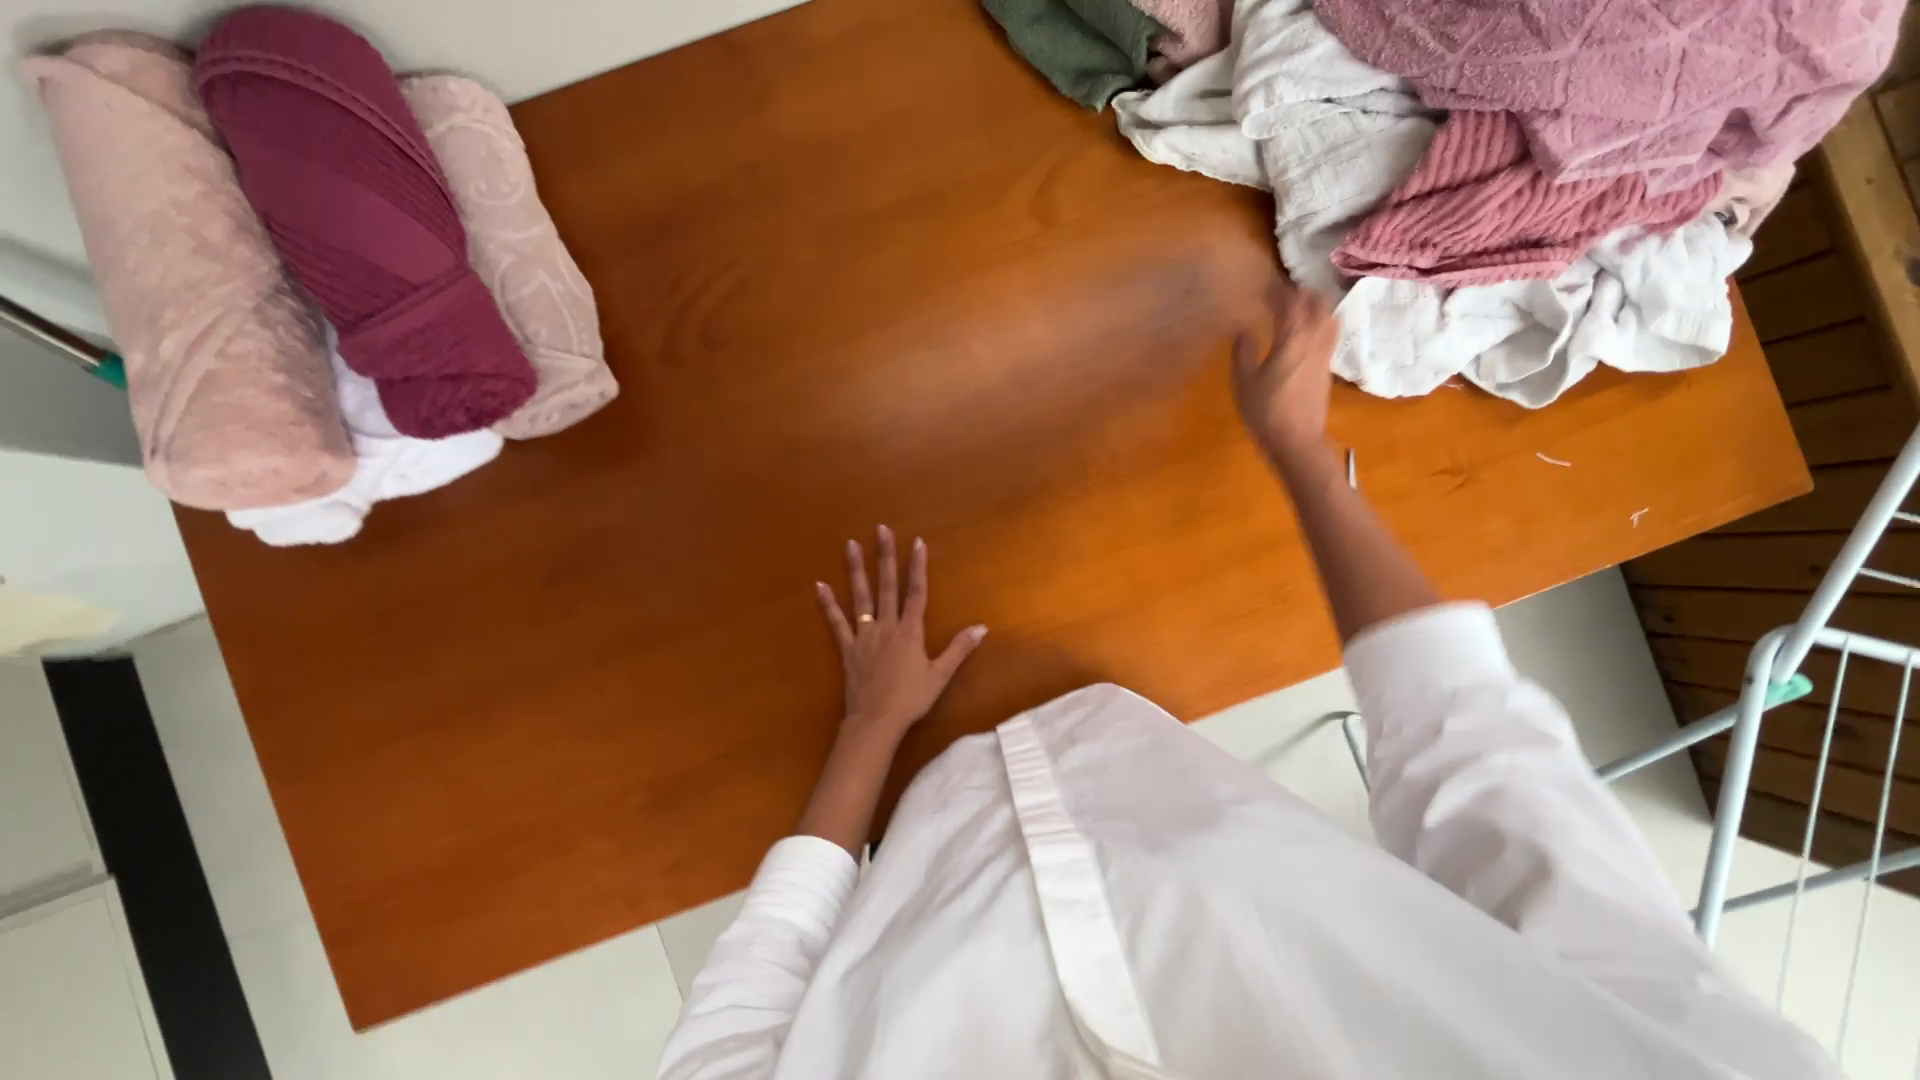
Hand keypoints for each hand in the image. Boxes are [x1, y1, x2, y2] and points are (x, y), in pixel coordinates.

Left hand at [816, 526, 987, 745]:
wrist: (876, 720)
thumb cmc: (911, 699)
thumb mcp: (940, 675)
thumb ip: (959, 649)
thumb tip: (981, 627)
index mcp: (910, 632)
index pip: (916, 592)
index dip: (917, 566)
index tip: (917, 542)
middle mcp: (886, 626)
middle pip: (887, 585)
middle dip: (886, 556)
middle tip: (881, 529)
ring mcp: (864, 635)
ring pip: (860, 596)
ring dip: (856, 569)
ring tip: (851, 544)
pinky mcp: (848, 648)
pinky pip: (836, 622)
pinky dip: (828, 604)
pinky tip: (820, 585)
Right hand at [1231, 277, 1339, 464]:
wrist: (1296, 440)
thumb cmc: (1265, 412)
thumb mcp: (1243, 382)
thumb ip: (1243, 352)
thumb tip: (1245, 331)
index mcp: (1291, 339)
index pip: (1288, 303)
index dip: (1277, 292)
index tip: (1264, 288)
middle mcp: (1313, 340)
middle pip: (1316, 304)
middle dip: (1301, 294)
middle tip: (1283, 295)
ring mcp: (1324, 353)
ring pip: (1328, 317)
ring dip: (1314, 307)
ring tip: (1298, 309)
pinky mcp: (1327, 367)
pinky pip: (1329, 334)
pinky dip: (1320, 324)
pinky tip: (1306, 334)